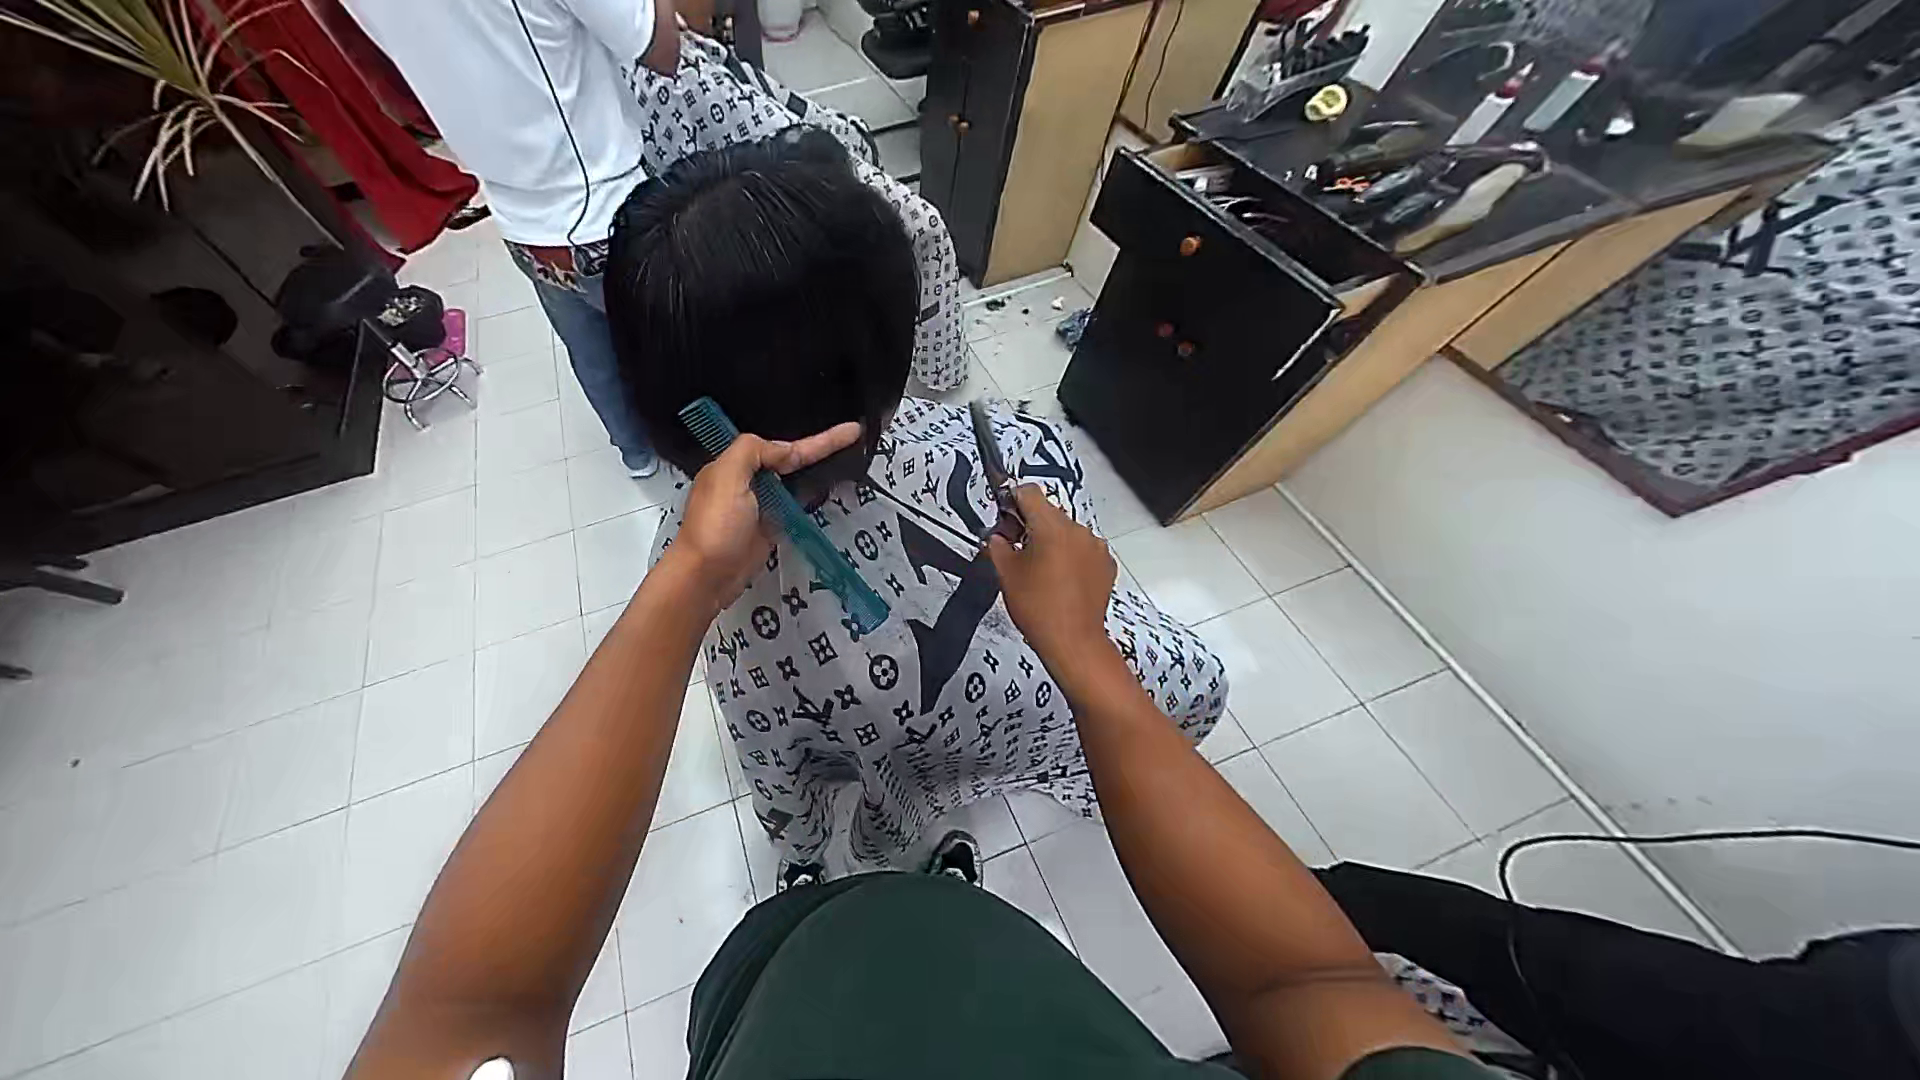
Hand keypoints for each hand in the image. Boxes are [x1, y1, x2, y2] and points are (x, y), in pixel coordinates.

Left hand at [664, 423, 862, 611]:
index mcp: (735, 465)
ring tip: (847, 461)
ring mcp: (760, 506)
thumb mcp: (727, 478)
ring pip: (795, 482)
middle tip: (850, 438)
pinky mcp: (769, 528)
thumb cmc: (712, 530)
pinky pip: (795, 507)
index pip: (782, 447)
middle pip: (791, 461)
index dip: (818, 441)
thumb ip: (751, 452)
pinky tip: (826, 492)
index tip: (848, 432)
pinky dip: (810, 498)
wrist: (706, 577)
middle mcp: (748, 482)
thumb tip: (782, 449)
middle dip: (819, 449)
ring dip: (817, 471)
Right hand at [987, 486, 1117, 675]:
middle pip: (1049, 513)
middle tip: (1017, 549)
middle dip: (1031, 526)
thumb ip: (998, 546)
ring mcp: (1095, 547)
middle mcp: (1077, 530)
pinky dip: (1071, 557)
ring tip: (1040, 570)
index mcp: (1051, 527)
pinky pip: (1084, 549)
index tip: (1006, 515)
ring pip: (1067, 532)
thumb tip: (997, 538)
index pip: (1029, 492)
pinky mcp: (1106, 564)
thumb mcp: (1006, 574)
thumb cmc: (1039, 609)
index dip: (1012, 500)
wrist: (1072, 641)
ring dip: (1053, 542)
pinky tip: (1060, 579)